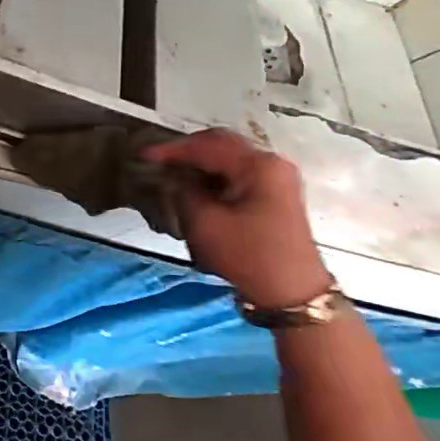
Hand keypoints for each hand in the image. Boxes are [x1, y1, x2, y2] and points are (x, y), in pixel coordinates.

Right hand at [143, 130, 333, 307]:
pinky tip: (199, 189)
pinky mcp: (277, 195)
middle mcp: (272, 163)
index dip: (173, 149)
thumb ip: (184, 192)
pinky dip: (217, 177)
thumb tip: (176, 177)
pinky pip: (241, 174)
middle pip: (223, 145)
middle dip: (189, 152)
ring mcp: (278, 178)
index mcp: (259, 165)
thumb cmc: (250, 258)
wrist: (293, 295)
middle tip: (160, 161)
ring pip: (232, 159)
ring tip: (175, 174)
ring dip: (203, 164)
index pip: (208, 146)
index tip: (145, 155)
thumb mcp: (206, 225)